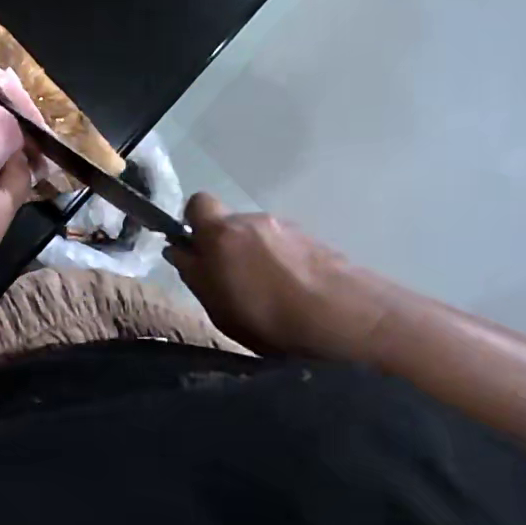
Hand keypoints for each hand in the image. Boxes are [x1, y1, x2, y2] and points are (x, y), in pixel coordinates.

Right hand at [167, 193, 399, 361]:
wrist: (346, 320)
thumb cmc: (266, 317)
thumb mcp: (215, 305)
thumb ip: (194, 273)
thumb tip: (179, 251)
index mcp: (221, 232)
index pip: (196, 204)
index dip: (192, 223)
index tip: (194, 251)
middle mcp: (254, 220)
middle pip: (230, 223)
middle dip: (225, 245)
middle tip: (229, 281)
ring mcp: (289, 228)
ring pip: (259, 237)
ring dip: (255, 257)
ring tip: (266, 294)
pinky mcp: (317, 241)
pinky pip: (285, 248)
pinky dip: (282, 264)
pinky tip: (291, 294)